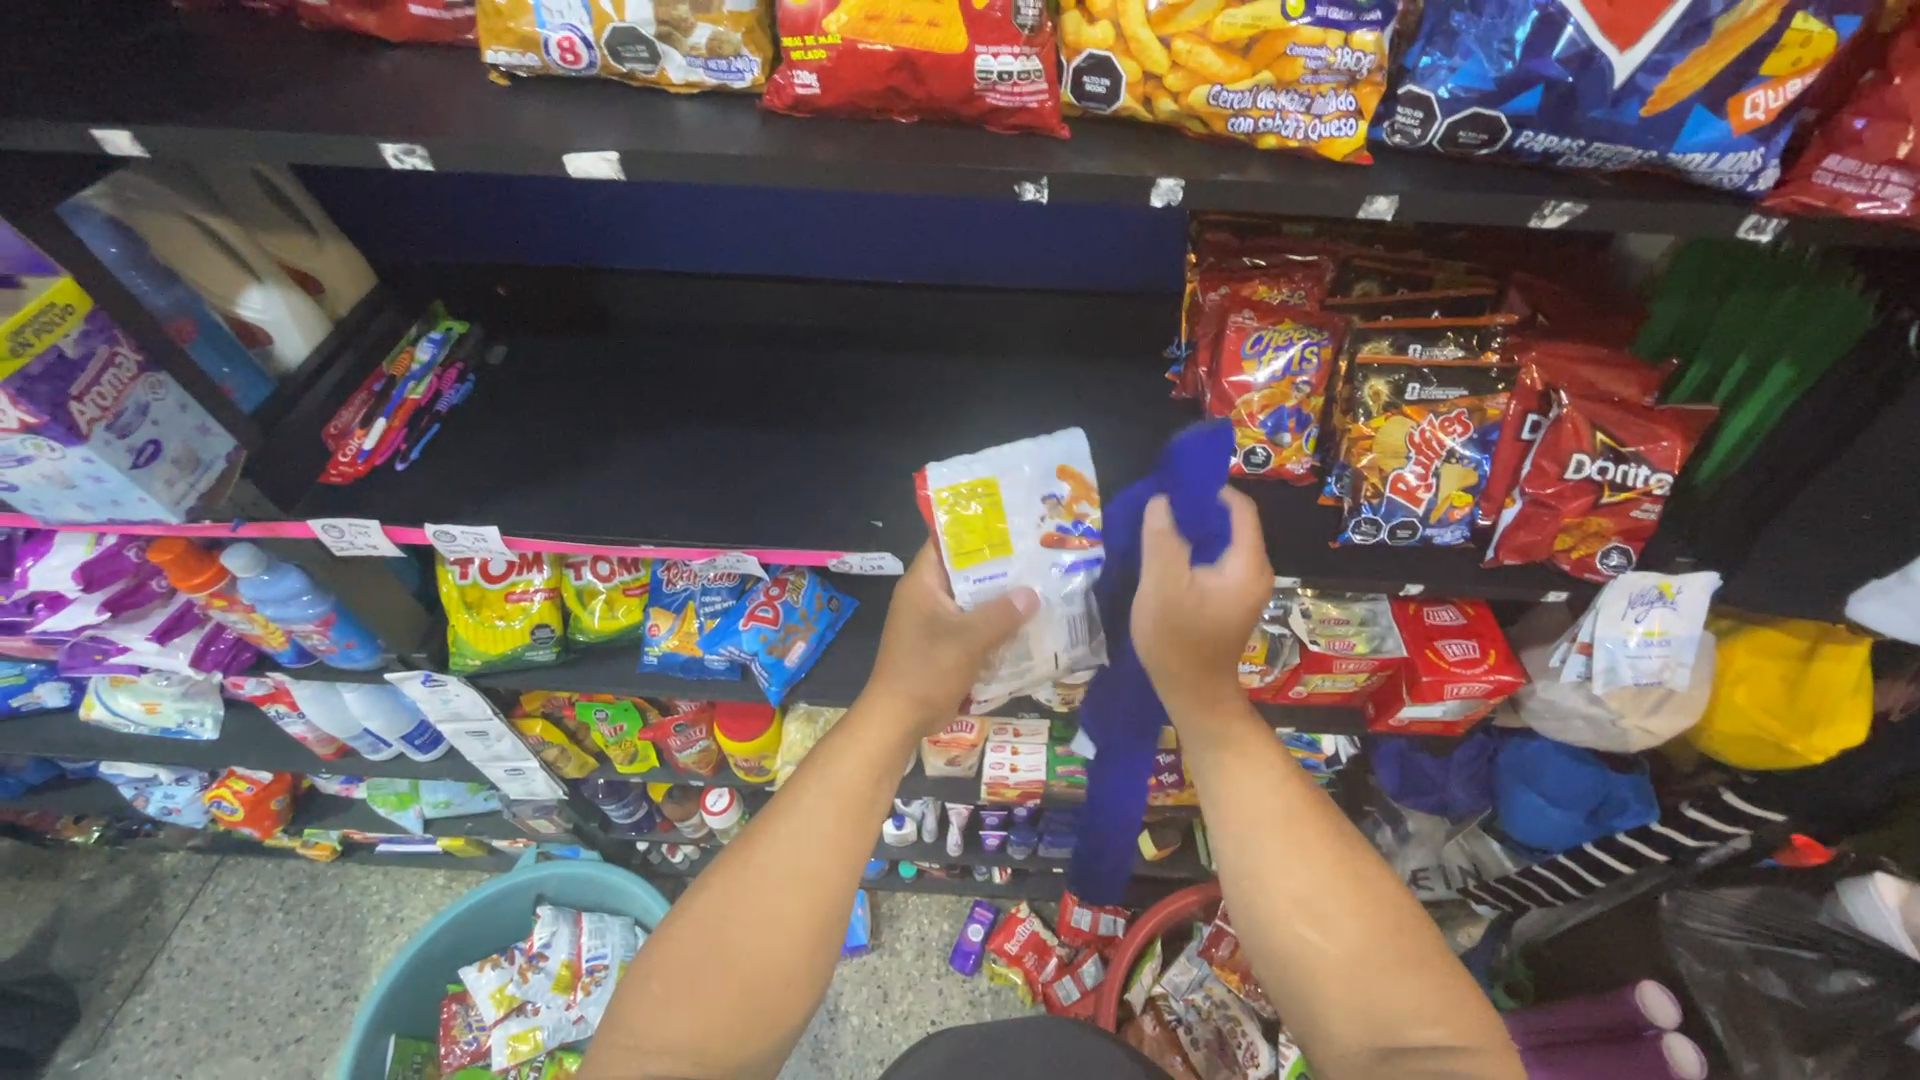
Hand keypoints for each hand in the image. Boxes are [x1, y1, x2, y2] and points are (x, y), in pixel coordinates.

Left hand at [862, 542, 1037, 731]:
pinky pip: (974, 628)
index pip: (945, 543)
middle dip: (999, 569)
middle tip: (1037, 557)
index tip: (1010, 525)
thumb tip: (1033, 594)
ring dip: (1001, 601)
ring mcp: (936, 623)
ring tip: (1041, 586)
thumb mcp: (967, 639)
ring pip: (973, 602)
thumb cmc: (926, 670)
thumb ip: (1001, 614)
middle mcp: (927, 598)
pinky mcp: (945, 646)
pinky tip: (1028, 625)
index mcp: (922, 584)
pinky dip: (996, 626)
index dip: (975, 532)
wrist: (899, 719)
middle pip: (965, 573)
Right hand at [1132, 488, 1272, 720]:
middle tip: (1161, 505)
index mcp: (1247, 564)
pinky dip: (1194, 553)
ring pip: (1220, 544)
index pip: (1240, 509)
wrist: (1191, 693)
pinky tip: (1166, 556)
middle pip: (1231, 524)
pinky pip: (1215, 563)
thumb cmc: (1177, 639)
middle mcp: (1254, 572)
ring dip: (1193, 532)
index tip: (1176, 485)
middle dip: (1198, 510)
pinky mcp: (1228, 601)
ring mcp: (1243, 588)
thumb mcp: (1161, 584)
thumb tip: (1162, 500)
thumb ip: (1162, 538)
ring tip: (1159, 527)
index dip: (1210, 491)